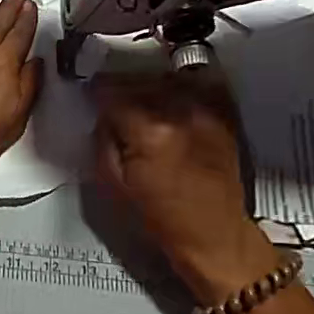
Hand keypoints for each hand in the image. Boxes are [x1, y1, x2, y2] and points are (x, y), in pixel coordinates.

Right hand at [94, 73, 277, 302]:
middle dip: (120, 88)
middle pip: (139, 80)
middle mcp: (181, 113)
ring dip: (147, 86)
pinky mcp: (223, 115)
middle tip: (111, 103)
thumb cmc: (163, 219)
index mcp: (150, 132)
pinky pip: (193, 86)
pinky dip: (176, 89)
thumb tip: (101, 115)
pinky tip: (167, 106)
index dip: (96, 93)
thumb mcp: (114, 184)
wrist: (214, 235)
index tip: (90, 95)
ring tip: (139, 104)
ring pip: (165, 78)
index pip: (112, 92)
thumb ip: (103, 141)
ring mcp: (206, 111)